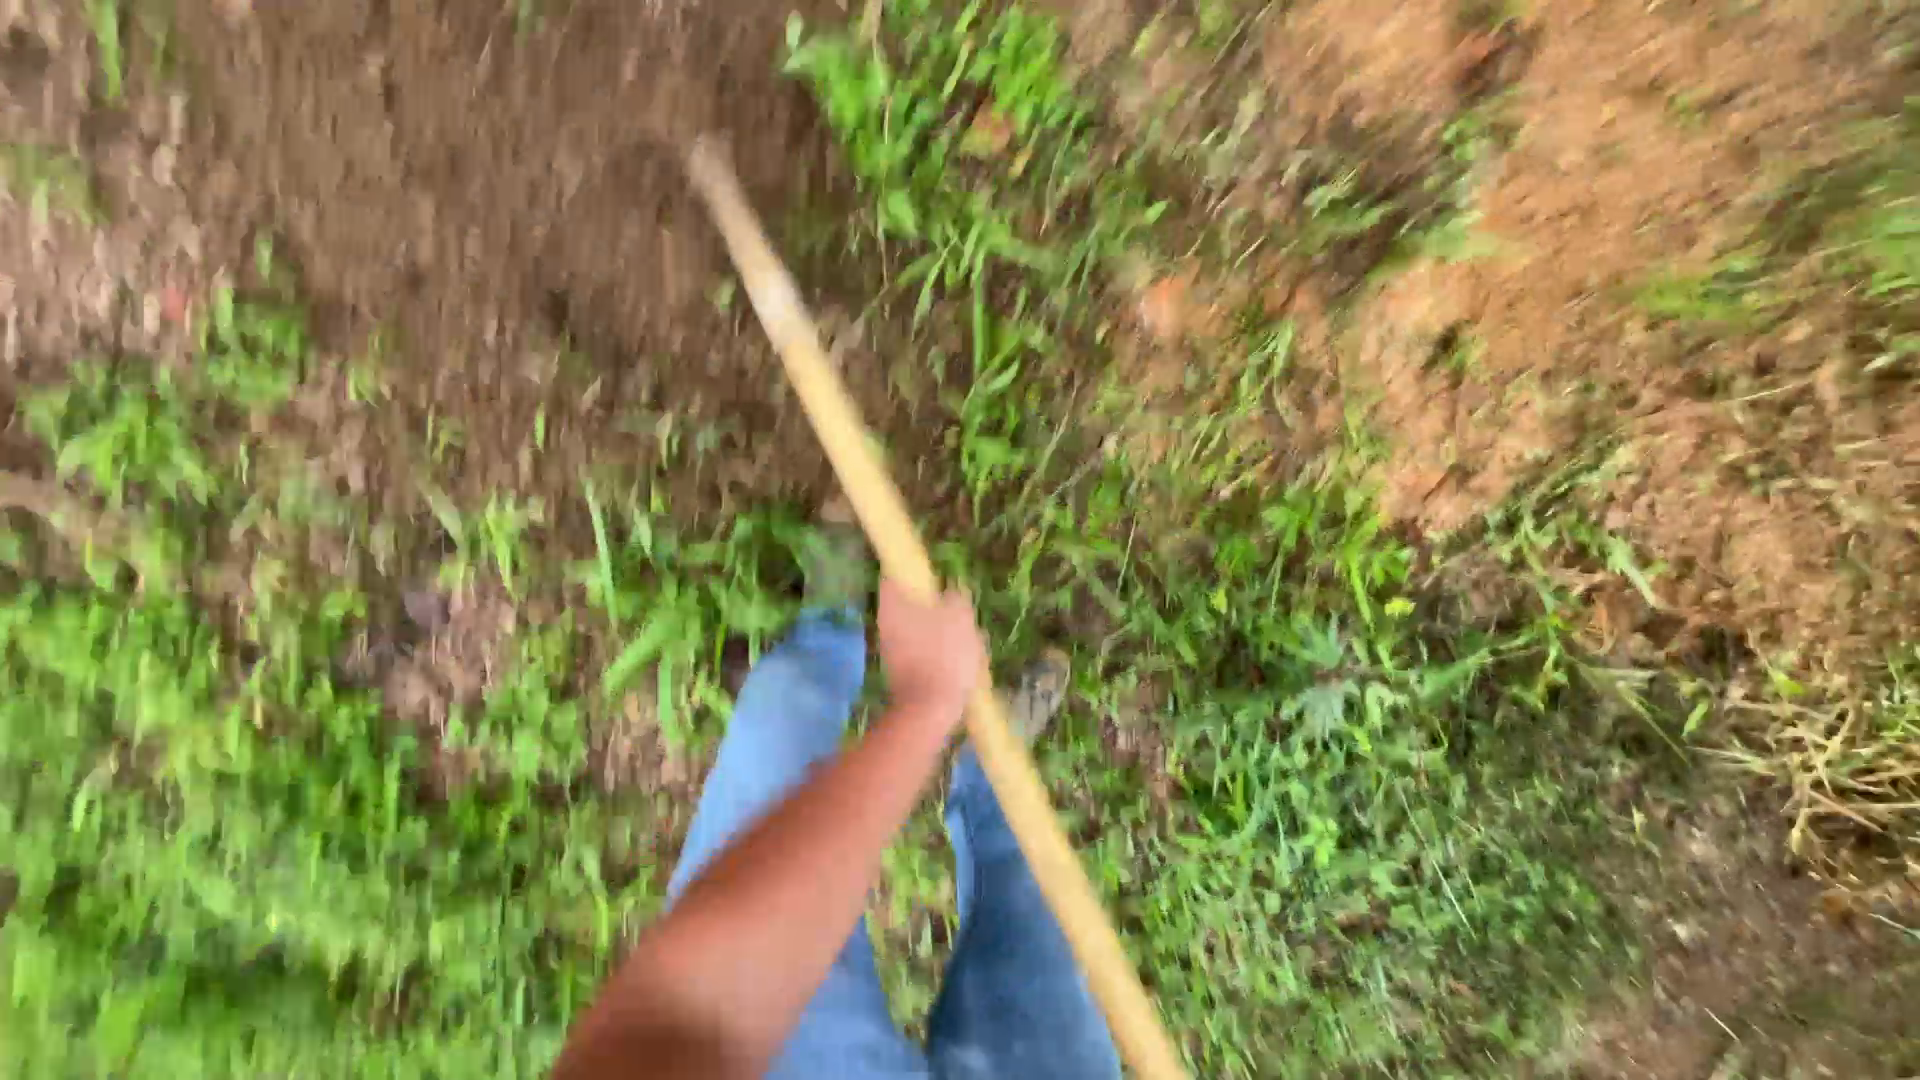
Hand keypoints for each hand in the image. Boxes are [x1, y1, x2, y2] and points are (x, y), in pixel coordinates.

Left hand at [877, 579, 984, 719]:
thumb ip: (956, 596)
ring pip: (915, 627)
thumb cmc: (944, 656)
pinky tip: (958, 662)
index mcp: (894, 603)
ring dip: (938, 630)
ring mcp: (889, 647)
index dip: (912, 572)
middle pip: (907, 603)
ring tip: (966, 640)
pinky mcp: (898, 669)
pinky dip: (935, 652)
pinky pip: (918, 650)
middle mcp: (885, 622)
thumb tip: (951, 589)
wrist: (929, 708)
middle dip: (932, 605)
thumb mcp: (961, 618)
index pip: (893, 574)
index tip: (934, 577)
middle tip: (958, 611)